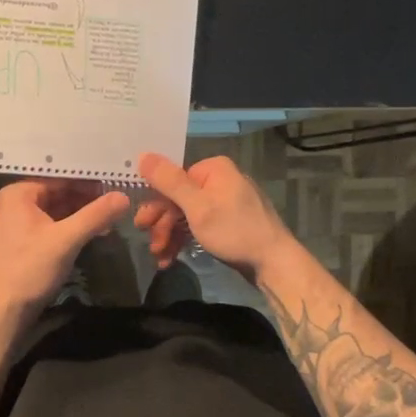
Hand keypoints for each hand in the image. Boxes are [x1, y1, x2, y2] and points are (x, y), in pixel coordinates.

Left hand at [0, 179, 130, 314]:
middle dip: (88, 198)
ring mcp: (18, 224)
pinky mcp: (24, 243)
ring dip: (82, 214)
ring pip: (57, 210)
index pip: (60, 177)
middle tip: (119, 198)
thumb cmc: (31, 269)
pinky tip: (95, 232)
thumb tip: (124, 196)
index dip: (89, 180)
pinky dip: (72, 228)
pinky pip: (52, 226)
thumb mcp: (67, 239)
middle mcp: (15, 203)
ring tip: (112, 215)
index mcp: (19, 194)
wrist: (5, 310)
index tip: (116, 182)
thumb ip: (95, 215)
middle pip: (59, 193)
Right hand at [135, 154, 298, 278]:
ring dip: (170, 236)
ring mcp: (226, 202)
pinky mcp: (229, 222)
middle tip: (151, 245)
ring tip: (160, 257)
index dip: (155, 204)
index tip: (142, 226)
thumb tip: (142, 154)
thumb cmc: (234, 230)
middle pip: (179, 199)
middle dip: (162, 224)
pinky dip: (185, 240)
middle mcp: (220, 180)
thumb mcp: (197, 207)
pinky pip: (200, 226)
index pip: (173, 180)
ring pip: (187, 215)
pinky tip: (173, 258)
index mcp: (214, 169)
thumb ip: (169, 182)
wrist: (273, 262)